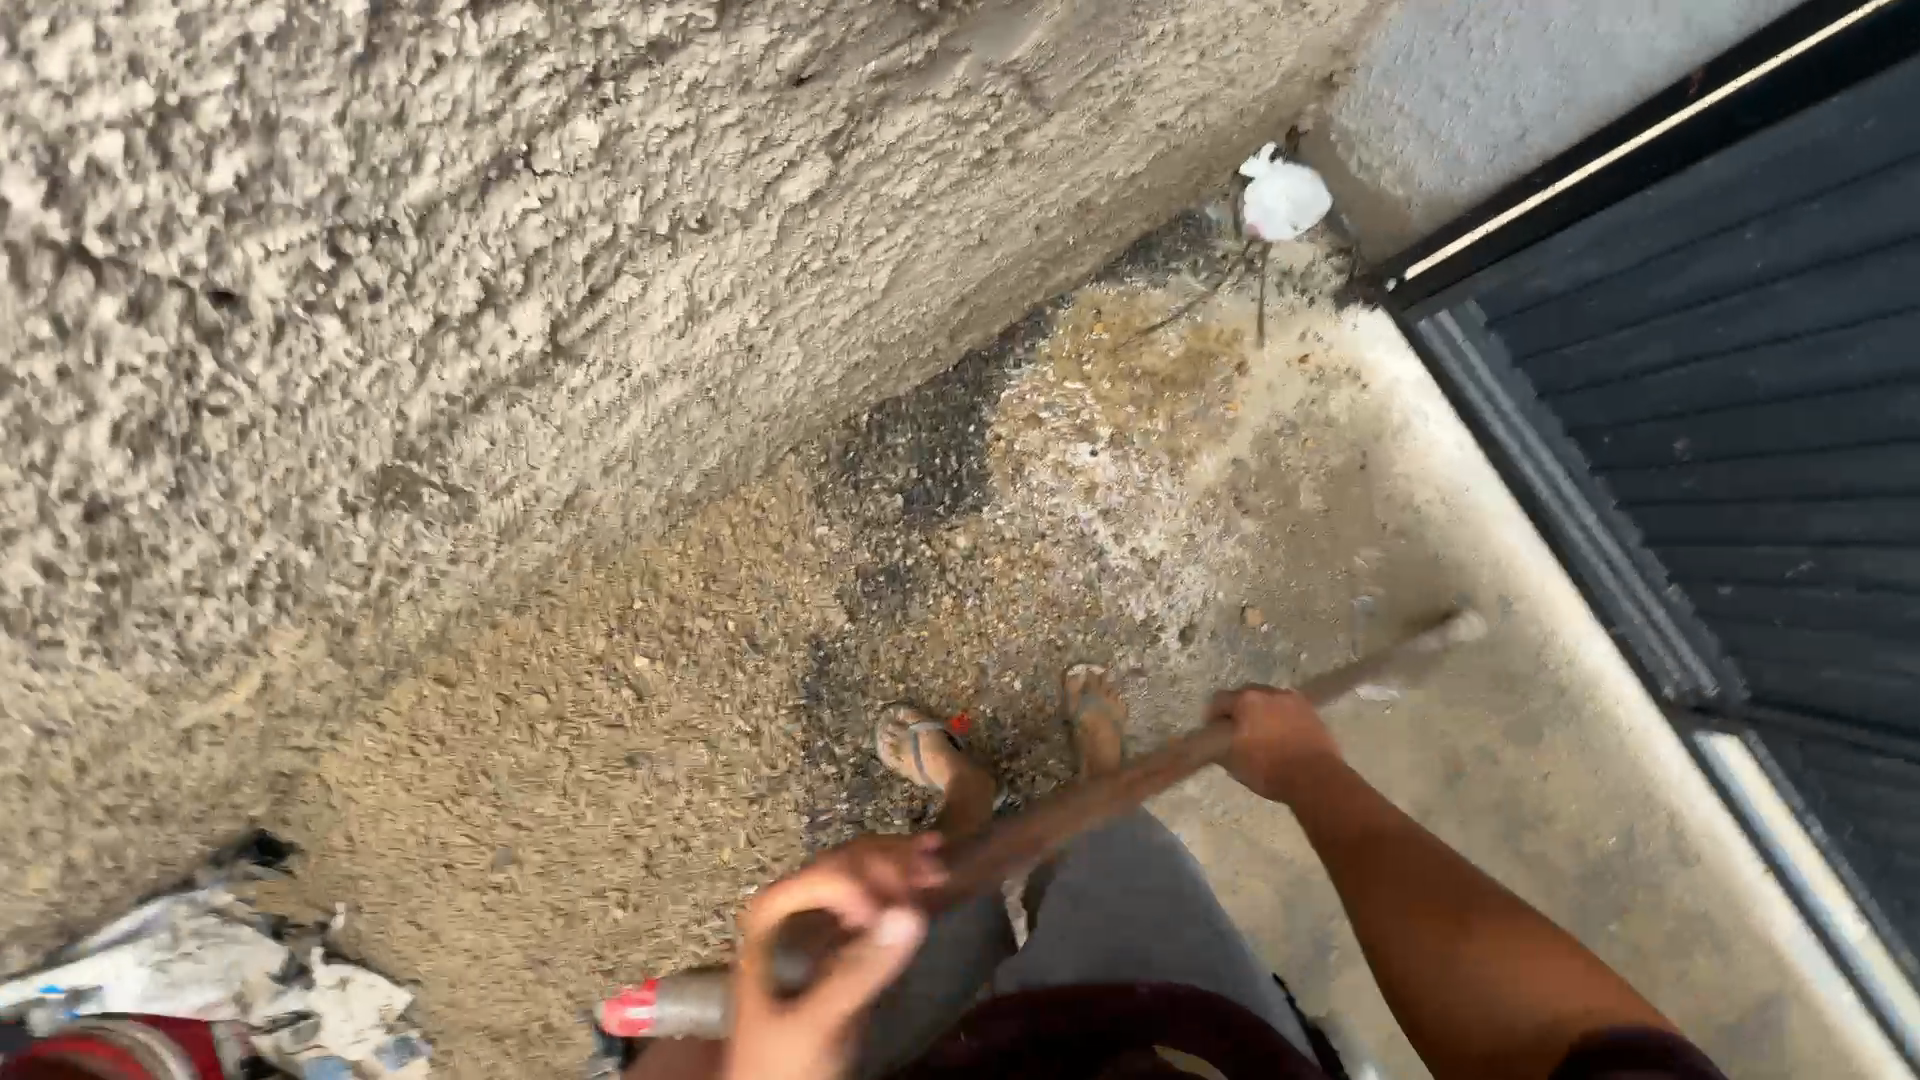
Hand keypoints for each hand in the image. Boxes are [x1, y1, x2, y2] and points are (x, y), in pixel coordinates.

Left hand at [723, 834, 943, 1079]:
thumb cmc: (780, 1065)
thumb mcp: (816, 1024)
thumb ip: (858, 973)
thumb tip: (910, 914)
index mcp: (771, 917)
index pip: (822, 876)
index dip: (859, 884)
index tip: (889, 916)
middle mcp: (795, 905)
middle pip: (847, 862)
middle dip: (890, 861)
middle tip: (932, 874)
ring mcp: (821, 918)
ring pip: (864, 870)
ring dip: (901, 863)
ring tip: (937, 865)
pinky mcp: (846, 937)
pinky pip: (876, 894)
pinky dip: (903, 878)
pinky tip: (933, 859)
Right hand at [1206, 685, 1344, 802]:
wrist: (1316, 778)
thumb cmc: (1268, 768)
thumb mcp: (1232, 761)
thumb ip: (1216, 745)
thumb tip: (1213, 738)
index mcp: (1245, 700)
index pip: (1219, 700)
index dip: (1212, 716)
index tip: (1212, 731)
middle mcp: (1268, 692)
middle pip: (1245, 696)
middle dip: (1238, 711)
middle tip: (1237, 732)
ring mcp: (1292, 700)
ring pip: (1268, 701)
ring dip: (1261, 713)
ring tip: (1263, 733)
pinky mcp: (1311, 711)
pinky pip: (1287, 709)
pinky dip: (1281, 718)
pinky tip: (1282, 735)